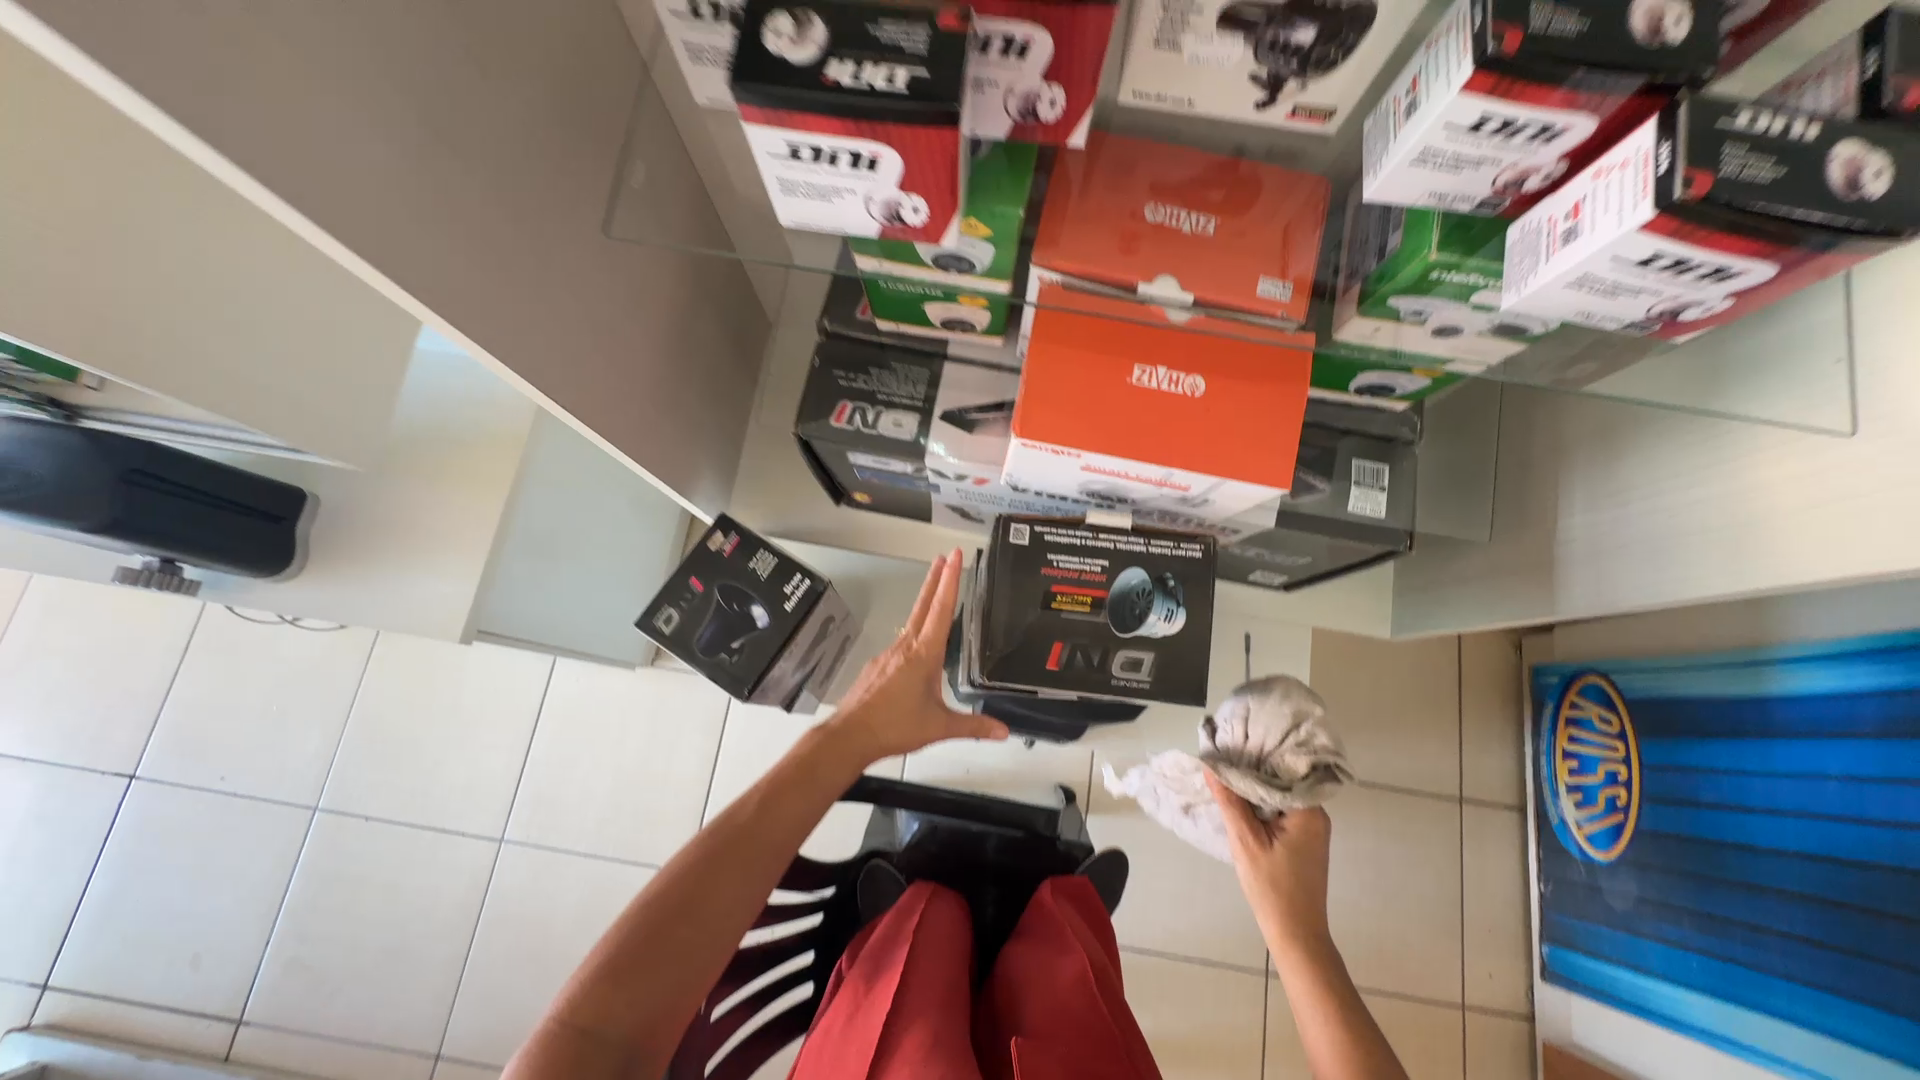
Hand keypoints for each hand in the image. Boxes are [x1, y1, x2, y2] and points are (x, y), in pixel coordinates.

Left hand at [825, 549, 1008, 763]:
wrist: (849, 735)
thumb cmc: (894, 727)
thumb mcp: (939, 727)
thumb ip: (973, 726)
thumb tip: (1005, 731)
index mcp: (923, 654)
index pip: (940, 609)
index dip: (950, 580)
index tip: (955, 556)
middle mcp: (905, 647)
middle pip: (923, 605)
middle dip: (936, 579)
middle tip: (946, 556)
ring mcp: (889, 655)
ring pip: (911, 622)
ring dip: (925, 603)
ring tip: (936, 592)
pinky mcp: (878, 666)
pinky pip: (901, 642)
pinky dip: (914, 632)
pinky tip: (919, 645)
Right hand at [1208, 774, 1333, 958]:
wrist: (1296, 934)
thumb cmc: (1272, 888)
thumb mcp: (1245, 841)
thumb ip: (1230, 801)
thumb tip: (1212, 767)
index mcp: (1309, 810)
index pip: (1281, 770)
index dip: (1254, 757)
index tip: (1228, 748)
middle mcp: (1316, 814)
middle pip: (1281, 782)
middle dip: (1252, 774)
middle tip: (1221, 763)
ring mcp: (1312, 829)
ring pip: (1279, 798)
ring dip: (1255, 792)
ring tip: (1226, 780)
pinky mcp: (1305, 841)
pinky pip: (1281, 813)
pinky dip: (1262, 808)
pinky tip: (1241, 807)